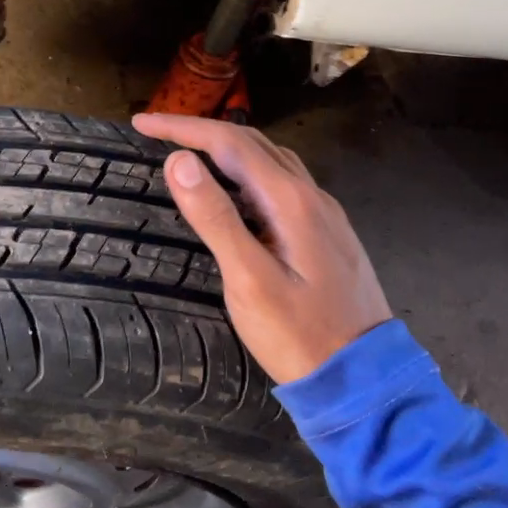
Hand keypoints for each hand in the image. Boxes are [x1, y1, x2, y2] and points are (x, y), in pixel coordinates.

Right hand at [132, 112, 391, 383]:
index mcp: (290, 201)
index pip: (229, 143)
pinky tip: (233, 187)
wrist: (368, 383)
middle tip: (154, 132)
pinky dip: (246, 167)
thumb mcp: (248, 280)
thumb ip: (214, 217)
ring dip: (225, 144)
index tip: (140, 123)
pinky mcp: (326, 233)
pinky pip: (282, 180)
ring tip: (187, 150)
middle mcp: (311, 196)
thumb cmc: (299, 335)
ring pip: (270, 158)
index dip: (182, 128)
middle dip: (200, 130)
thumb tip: (179, 160)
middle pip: (251, 142)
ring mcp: (323, 214)